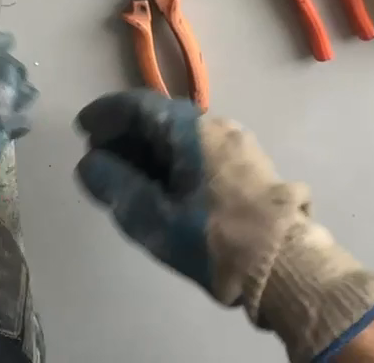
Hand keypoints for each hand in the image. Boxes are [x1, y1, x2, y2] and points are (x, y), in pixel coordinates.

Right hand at [75, 90, 373, 362]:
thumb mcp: (154, 217)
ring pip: (181, 136)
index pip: (138, 105)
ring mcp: (237, 144)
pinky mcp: (250, 167)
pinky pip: (199, 151)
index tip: (83, 128)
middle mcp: (215, 125)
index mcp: (190, 128)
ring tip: (127, 175)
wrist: (289, 268)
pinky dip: (172, 160)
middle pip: (159, 118)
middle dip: (125, 135)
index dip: (106, 114)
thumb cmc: (216, 238)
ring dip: (149, 149)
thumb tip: (89, 163)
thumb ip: (116, 186)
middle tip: (100, 156)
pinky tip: (163, 186)